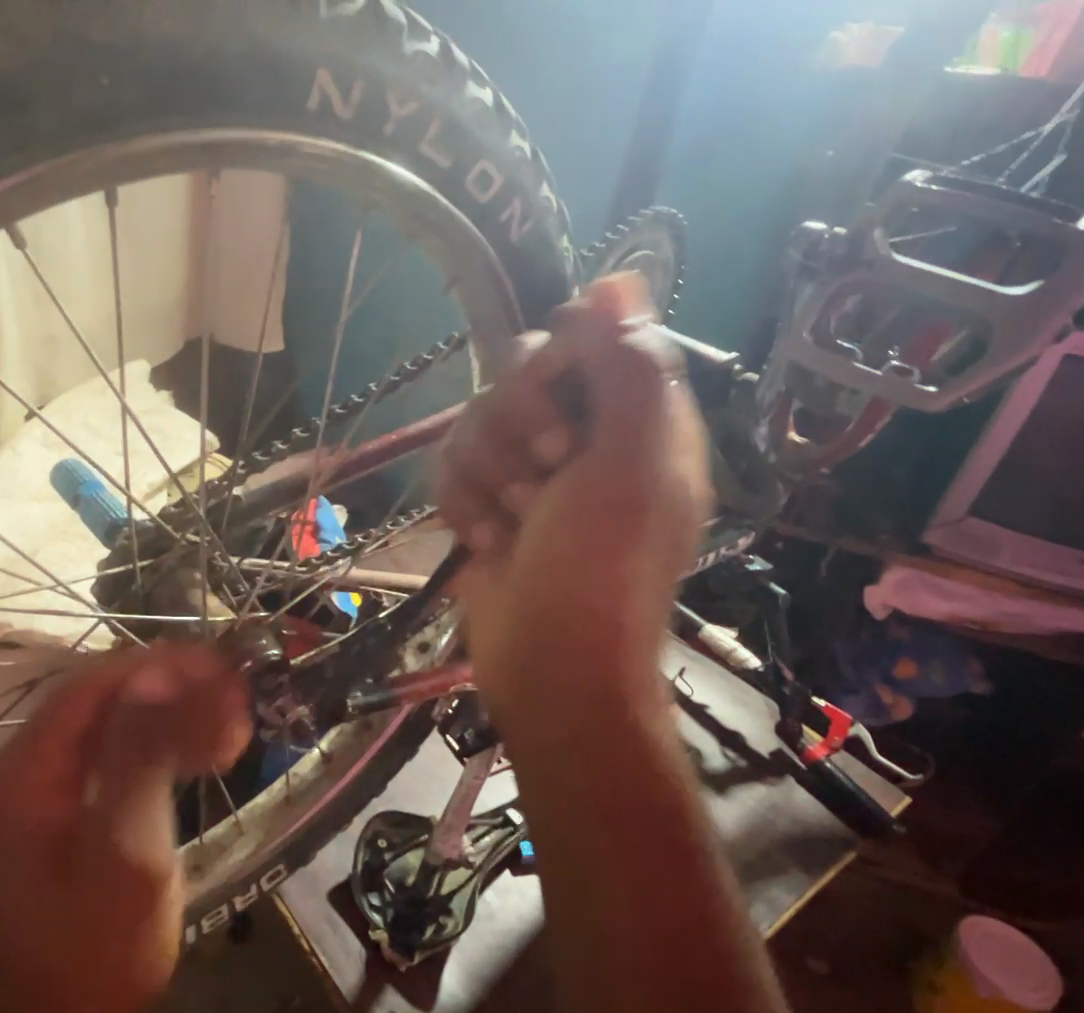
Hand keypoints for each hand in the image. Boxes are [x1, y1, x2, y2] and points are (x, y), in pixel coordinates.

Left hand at [0, 644, 251, 1012]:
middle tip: (239, 694)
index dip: (160, 665)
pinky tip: (204, 755)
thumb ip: (142, 755)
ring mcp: (42, 799)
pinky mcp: (67, 822)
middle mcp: (23, 774)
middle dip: (174, 690)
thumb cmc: (96, 951)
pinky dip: (163, 752)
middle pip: (102, 703)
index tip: (225, 665)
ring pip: (113, 731)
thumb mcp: (126, 848)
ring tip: (235, 724)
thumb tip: (166, 669)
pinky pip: (116, 764)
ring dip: (175, 719)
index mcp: (22, 773)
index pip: (92, 685)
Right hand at [439, 275, 712, 731]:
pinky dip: (462, 504)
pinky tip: (487, 543)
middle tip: (543, 477)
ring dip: (486, 474)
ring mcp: (528, 471)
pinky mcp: (484, 502)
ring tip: (513, 525)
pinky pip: (449, 465)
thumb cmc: (601, 568)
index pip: (584, 337)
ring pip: (475, 419)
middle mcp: (582, 434)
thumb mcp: (633, 463)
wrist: (548, 664)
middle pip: (517, 372)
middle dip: (515, 427)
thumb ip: (630, 366)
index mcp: (634, 417)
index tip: (560, 404)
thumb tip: (616, 277)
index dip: (558, 361)